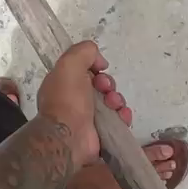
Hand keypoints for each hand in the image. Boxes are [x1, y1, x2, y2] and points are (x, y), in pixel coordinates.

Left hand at [36, 41, 130, 166]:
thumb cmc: (67, 99)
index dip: (96, 69)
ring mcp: (88, 119)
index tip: (99, 71)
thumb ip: (83, 51)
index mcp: (64, 85)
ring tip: (113, 106)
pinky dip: (123, 117)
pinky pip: (118, 121)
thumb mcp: (69, 64)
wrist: (69, 137)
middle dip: (109, 85)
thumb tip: (99, 61)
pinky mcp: (101, 134)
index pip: (85, 72)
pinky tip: (122, 117)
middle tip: (106, 91)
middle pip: (101, 87)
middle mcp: (74, 101)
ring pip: (112, 103)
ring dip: (118, 101)